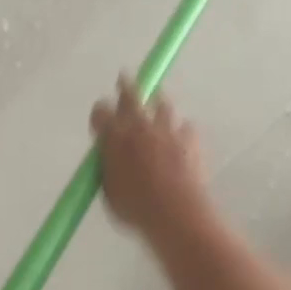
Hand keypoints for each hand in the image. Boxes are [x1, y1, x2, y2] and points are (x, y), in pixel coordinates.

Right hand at [91, 75, 210, 240]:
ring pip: (162, 104)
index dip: (101, 111)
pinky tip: (182, 138)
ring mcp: (166, 129)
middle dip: (126, 85)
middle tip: (124, 77)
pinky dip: (181, 130)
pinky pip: (185, 126)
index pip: (101, 112)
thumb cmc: (135, 207)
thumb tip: (108, 160)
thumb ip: (107, 168)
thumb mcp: (109, 190)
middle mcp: (139, 126)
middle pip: (131, 95)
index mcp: (113, 138)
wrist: (175, 212)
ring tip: (157, 100)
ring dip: (157, 101)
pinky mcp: (190, 137)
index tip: (102, 112)